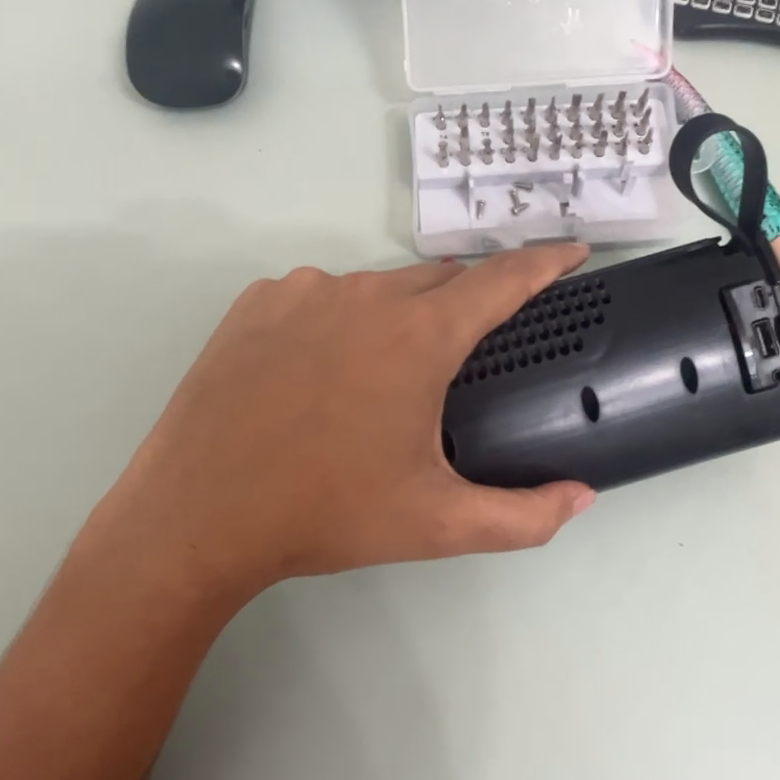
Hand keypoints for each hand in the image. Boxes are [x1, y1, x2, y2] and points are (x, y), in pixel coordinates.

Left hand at [80, 246, 596, 600]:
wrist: (198, 516)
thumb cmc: (325, 515)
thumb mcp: (436, 525)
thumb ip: (523, 516)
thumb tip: (581, 498)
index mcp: (417, 338)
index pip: (502, 279)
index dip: (544, 263)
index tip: (571, 254)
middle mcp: (363, 296)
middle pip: (438, 282)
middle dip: (466, 306)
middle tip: (468, 353)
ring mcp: (301, 293)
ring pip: (375, 290)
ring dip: (396, 319)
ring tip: (381, 382)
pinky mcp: (254, 304)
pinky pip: (318, 298)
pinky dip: (337, 322)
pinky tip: (319, 374)